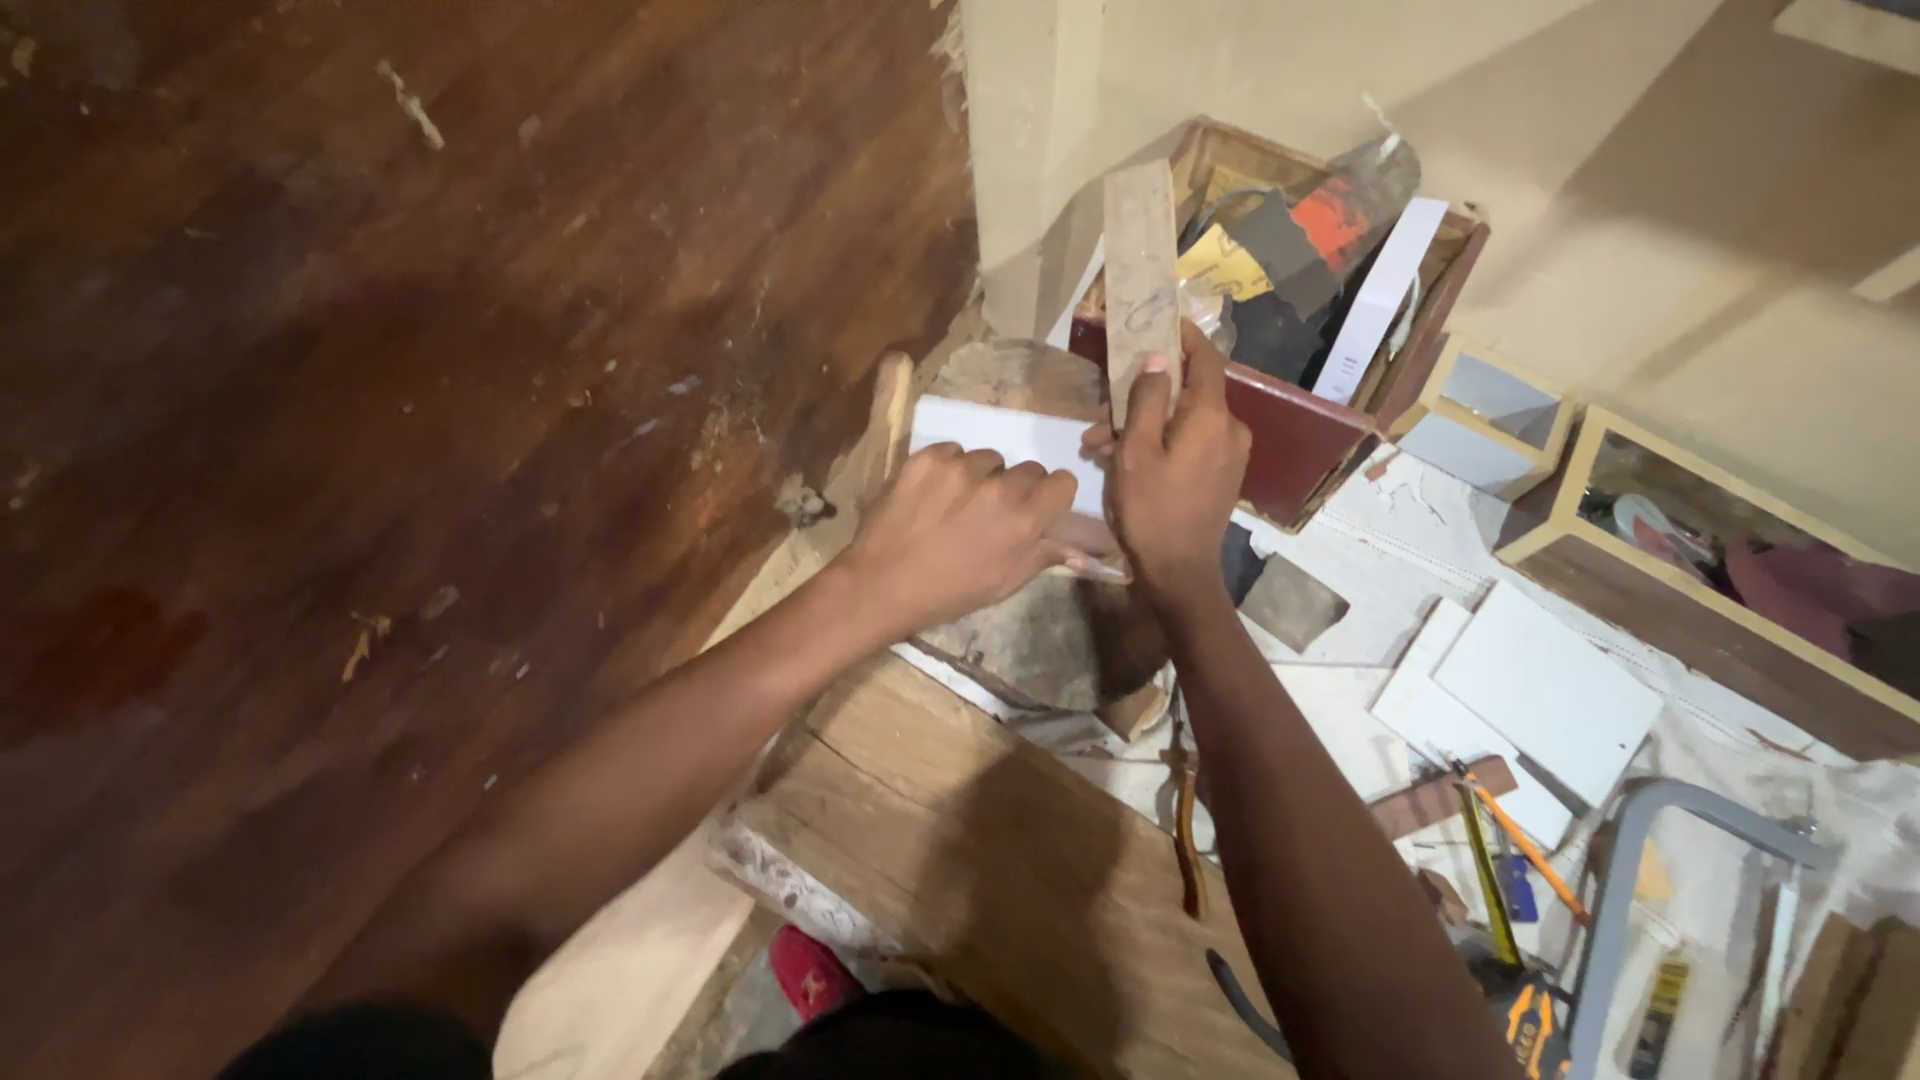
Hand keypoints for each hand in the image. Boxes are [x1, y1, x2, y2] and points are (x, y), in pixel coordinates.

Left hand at [832, 444, 1078, 638]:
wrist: (881, 584)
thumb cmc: (947, 593)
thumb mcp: (1001, 584)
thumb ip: (1041, 556)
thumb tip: (1081, 552)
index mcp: (1023, 520)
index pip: (1062, 482)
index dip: (1050, 496)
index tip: (1036, 508)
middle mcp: (998, 487)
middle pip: (1028, 469)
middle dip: (1017, 488)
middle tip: (991, 512)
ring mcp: (960, 468)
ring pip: (988, 459)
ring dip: (981, 476)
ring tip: (956, 502)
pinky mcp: (926, 458)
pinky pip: (953, 451)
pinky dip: (949, 467)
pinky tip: (933, 493)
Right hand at [1084, 321, 1249, 612]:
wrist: (1179, 571)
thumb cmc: (1152, 509)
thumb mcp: (1136, 451)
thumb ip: (1147, 399)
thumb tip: (1157, 360)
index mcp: (1212, 417)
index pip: (1206, 358)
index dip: (1183, 337)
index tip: (1159, 321)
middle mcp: (1230, 429)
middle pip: (1188, 392)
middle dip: (1144, 395)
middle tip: (1104, 411)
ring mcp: (1229, 454)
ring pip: (1184, 421)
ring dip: (1143, 425)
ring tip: (1099, 446)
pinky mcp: (1221, 474)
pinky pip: (1190, 443)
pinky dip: (1159, 443)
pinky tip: (1122, 461)